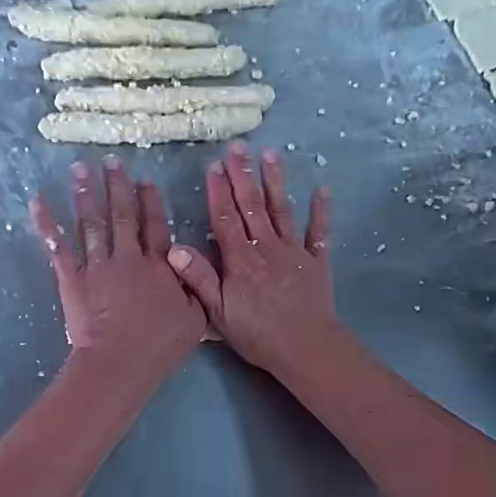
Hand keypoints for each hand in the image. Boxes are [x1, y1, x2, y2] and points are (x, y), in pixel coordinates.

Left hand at [30, 157, 206, 366]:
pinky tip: (38, 201)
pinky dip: (47, 223)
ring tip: (81, 169)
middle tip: (111, 161)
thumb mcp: (195, 318)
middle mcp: (127, 257)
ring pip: (91, 222)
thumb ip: (196, 285)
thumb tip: (192, 258)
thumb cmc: (159, 345)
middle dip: (117, 186)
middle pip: (122, 215)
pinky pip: (58, 246)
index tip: (144, 179)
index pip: (154, 225)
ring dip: (86, 193)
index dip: (150, 201)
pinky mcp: (72, 278)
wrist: (119, 362)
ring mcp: (97, 266)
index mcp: (158, 266)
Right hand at [165, 142, 336, 373]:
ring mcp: (293, 252)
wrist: (305, 348)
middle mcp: (266, 248)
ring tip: (270, 154)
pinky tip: (321, 189)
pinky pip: (318, 232)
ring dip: (275, 181)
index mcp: (240, 260)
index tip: (213, 166)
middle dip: (243, 176)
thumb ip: (198, 278)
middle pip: (252, 206)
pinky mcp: (316, 261)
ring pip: (282, 210)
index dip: (218, 192)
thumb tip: (174, 248)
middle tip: (238, 148)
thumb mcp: (218, 311)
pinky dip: (320, 210)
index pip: (225, 219)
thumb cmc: (257, 333)